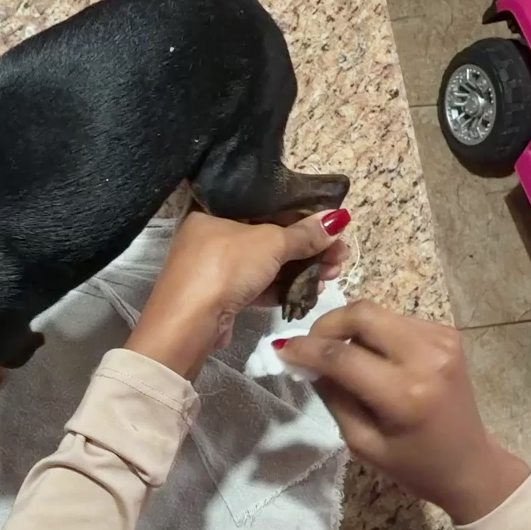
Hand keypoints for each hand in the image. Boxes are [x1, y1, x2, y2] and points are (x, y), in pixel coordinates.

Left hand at [126, 210, 350, 378]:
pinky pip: (259, 287)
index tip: (333, 226)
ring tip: (333, 274)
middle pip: (270, 237)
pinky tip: (312, 291)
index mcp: (214, 212)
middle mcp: (212, 237)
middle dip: (309, 248)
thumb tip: (338, 218)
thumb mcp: (270, 243)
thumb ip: (305, 234)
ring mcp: (216, 270)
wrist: (189, 323)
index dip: (303, 215)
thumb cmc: (225, 267)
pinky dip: (284, 288)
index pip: (266, 206)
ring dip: (302, 270)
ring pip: (267, 265)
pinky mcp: (223, 298)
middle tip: (340, 256)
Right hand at [275, 301, 529, 524]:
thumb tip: (305, 360)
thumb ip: (333, 395)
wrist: (470, 464)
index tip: (282, 351)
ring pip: (377, 312)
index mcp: (405, 394)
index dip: (305, 349)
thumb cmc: (413, 465)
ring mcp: (442, 340)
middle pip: (362, 314)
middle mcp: (427, 358)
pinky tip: (373, 357)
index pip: (342, 356)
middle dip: (327, 325)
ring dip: (351, 329)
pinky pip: (395, 320)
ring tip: (341, 355)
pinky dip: (375, 333)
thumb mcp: (361, 442)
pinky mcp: (447, 334)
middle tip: (311, 345)